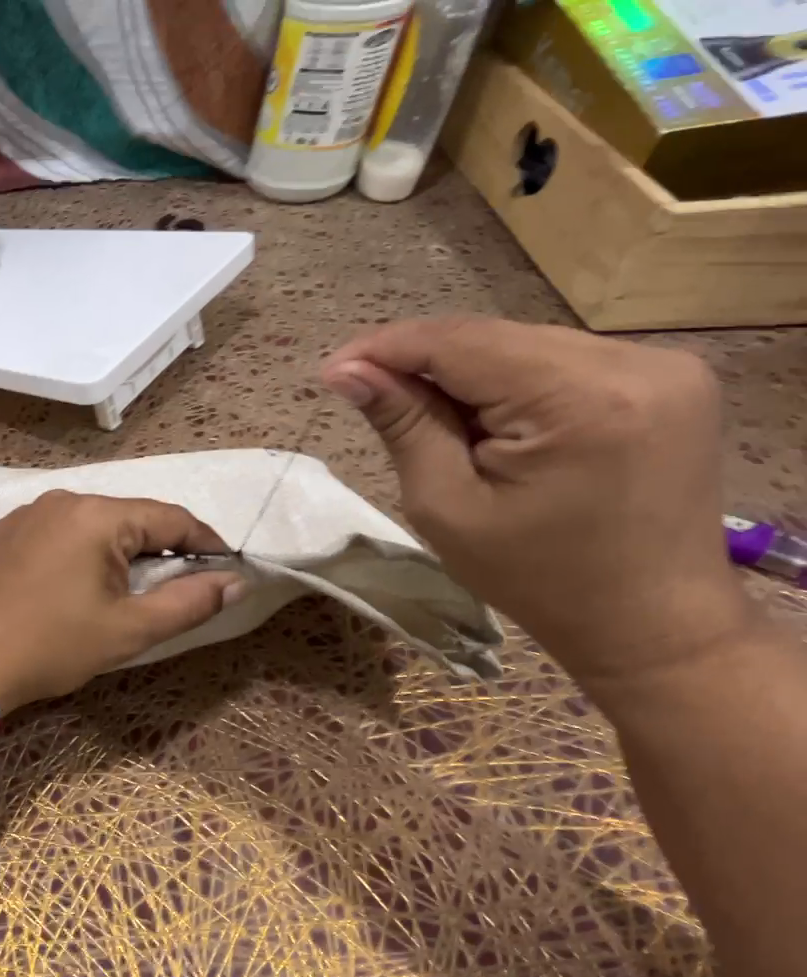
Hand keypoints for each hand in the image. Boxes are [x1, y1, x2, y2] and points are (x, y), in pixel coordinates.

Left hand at [0, 493, 243, 713]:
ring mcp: (23, 516)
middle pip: (128, 517)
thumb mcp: (129, 629)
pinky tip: (75, 587)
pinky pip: (55, 534)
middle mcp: (58, 501)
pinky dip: (78, 553)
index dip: (206, 543)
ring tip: (126, 592)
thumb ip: (189, 602)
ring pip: (89, 525)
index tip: (226, 571)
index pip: (169, 517)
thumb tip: (234, 581)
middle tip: (176, 589)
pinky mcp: (0, 535)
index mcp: (94, 515)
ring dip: (116, 552)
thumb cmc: (52, 645)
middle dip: (159, 549)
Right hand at [320, 316, 754, 678]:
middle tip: (361, 392)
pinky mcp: (668, 378)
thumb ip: (403, 424)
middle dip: (419, 360)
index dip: (385, 347)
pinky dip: (504, 380)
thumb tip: (345, 371)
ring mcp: (662, 366)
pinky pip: (558, 360)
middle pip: (492, 337)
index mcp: (581, 399)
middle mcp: (634, 363)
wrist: (651, 618)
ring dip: (460, 371)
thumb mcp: (445, 504)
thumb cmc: (535, 576)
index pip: (460, 342)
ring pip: (521, 344)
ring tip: (418, 413)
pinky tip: (480, 417)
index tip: (328, 371)